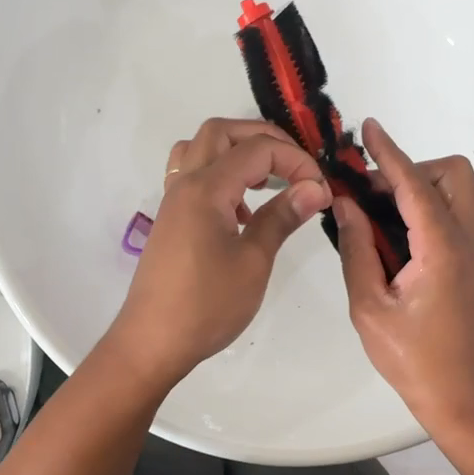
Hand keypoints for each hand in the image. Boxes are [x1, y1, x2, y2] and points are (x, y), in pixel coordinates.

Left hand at [103, 119, 329, 387]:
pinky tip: (240, 213)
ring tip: (264, 185)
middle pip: (222, 133)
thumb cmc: (207, 306)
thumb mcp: (253, 262)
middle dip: (263, 140)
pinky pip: (191, 176)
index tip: (320, 192)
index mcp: (206, 189)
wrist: (152, 341)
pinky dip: (219, 176)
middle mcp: (185, 184)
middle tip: (295, 169)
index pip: (257, 149)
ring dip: (236, 153)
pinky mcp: (170, 220)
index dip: (296, 161)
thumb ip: (281, 218)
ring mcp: (173, 201)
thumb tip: (315, 187)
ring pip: (201, 150)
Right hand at [334, 119, 473, 435]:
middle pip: (452, 174)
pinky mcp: (473, 264)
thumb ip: (357, 250)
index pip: (414, 184)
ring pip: (457, 193)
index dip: (388, 153)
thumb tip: (346, 206)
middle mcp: (468, 240)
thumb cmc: (412, 358)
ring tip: (375, 215)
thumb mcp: (370, 307)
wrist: (462, 396)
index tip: (367, 129)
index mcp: (442, 247)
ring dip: (419, 188)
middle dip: (412, 169)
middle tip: (369, 194)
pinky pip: (453, 216)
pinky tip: (392, 236)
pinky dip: (426, 209)